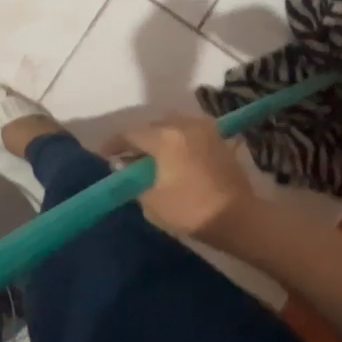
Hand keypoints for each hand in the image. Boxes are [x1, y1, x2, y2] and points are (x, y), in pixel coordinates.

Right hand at [101, 113, 255, 235]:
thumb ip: (133, 179)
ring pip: (172, 124)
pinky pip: (190, 129)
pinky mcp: (218, 136)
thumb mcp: (151, 201)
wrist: (237, 217)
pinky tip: (175, 153)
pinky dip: (178, 137)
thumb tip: (125, 166)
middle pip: (152, 125)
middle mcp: (183, 125)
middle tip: (129, 157)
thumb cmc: (190, 211)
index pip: (130, 134)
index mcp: (164, 138)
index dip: (114, 143)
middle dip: (138, 139)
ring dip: (159, 135)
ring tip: (153, 155)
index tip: (104, 154)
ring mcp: (204, 128)